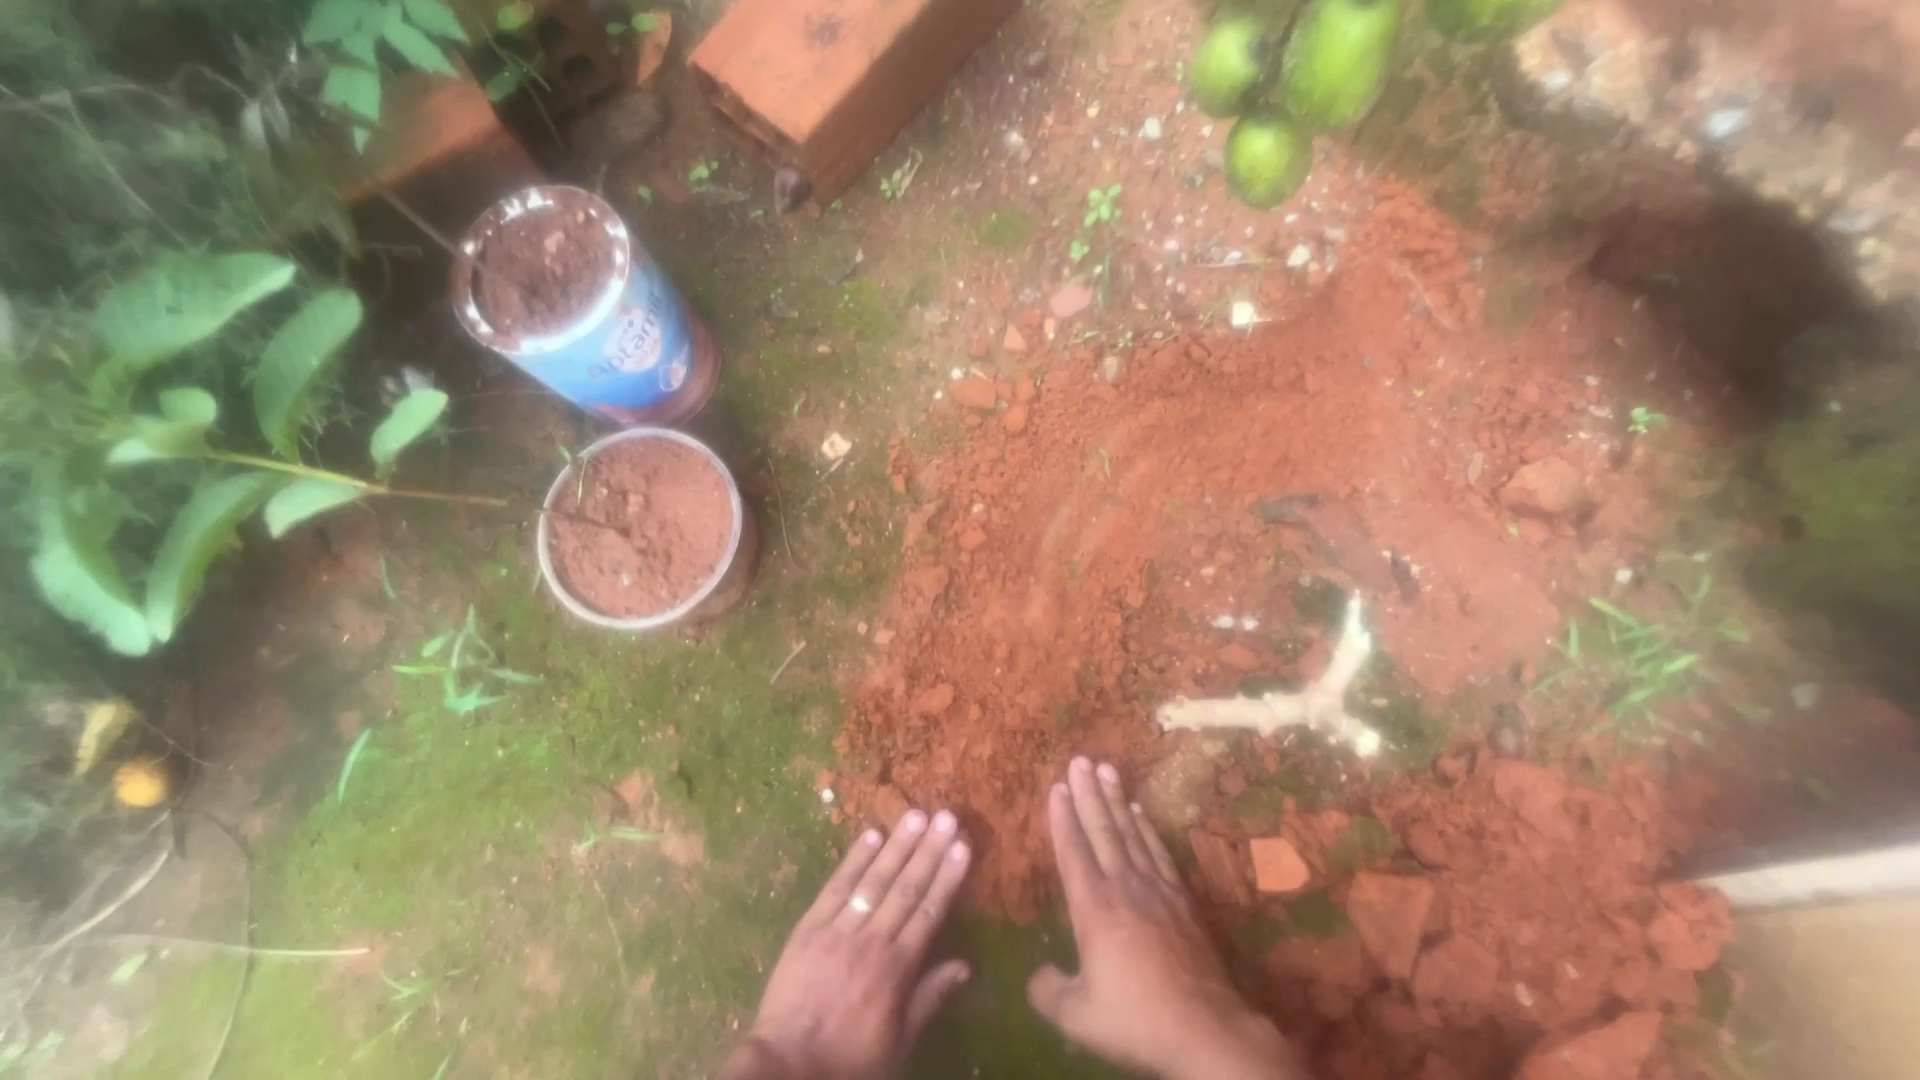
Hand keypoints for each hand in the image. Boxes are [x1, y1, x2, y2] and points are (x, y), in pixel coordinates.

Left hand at [724, 809, 972, 1079]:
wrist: (787, 1065)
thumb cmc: (849, 1058)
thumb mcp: (900, 1041)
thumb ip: (930, 997)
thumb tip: (966, 965)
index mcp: (897, 968)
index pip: (929, 911)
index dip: (948, 876)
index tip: (963, 846)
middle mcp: (871, 940)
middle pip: (906, 887)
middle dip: (929, 849)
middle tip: (947, 816)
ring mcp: (838, 929)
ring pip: (874, 880)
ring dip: (897, 845)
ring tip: (916, 815)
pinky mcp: (809, 926)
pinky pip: (836, 886)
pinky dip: (855, 859)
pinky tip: (871, 834)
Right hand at [1029, 758, 1301, 1079]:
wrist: (1205, 1028)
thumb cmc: (1136, 1018)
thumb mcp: (1078, 1016)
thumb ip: (1048, 991)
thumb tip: (1035, 975)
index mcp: (1094, 908)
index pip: (1073, 851)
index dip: (1063, 818)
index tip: (1058, 786)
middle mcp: (1124, 888)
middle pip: (1102, 831)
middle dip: (1089, 793)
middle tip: (1080, 759)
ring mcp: (1157, 890)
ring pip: (1131, 833)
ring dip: (1116, 800)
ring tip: (1107, 769)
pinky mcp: (1181, 900)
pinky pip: (1159, 852)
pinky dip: (1147, 827)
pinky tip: (1140, 811)